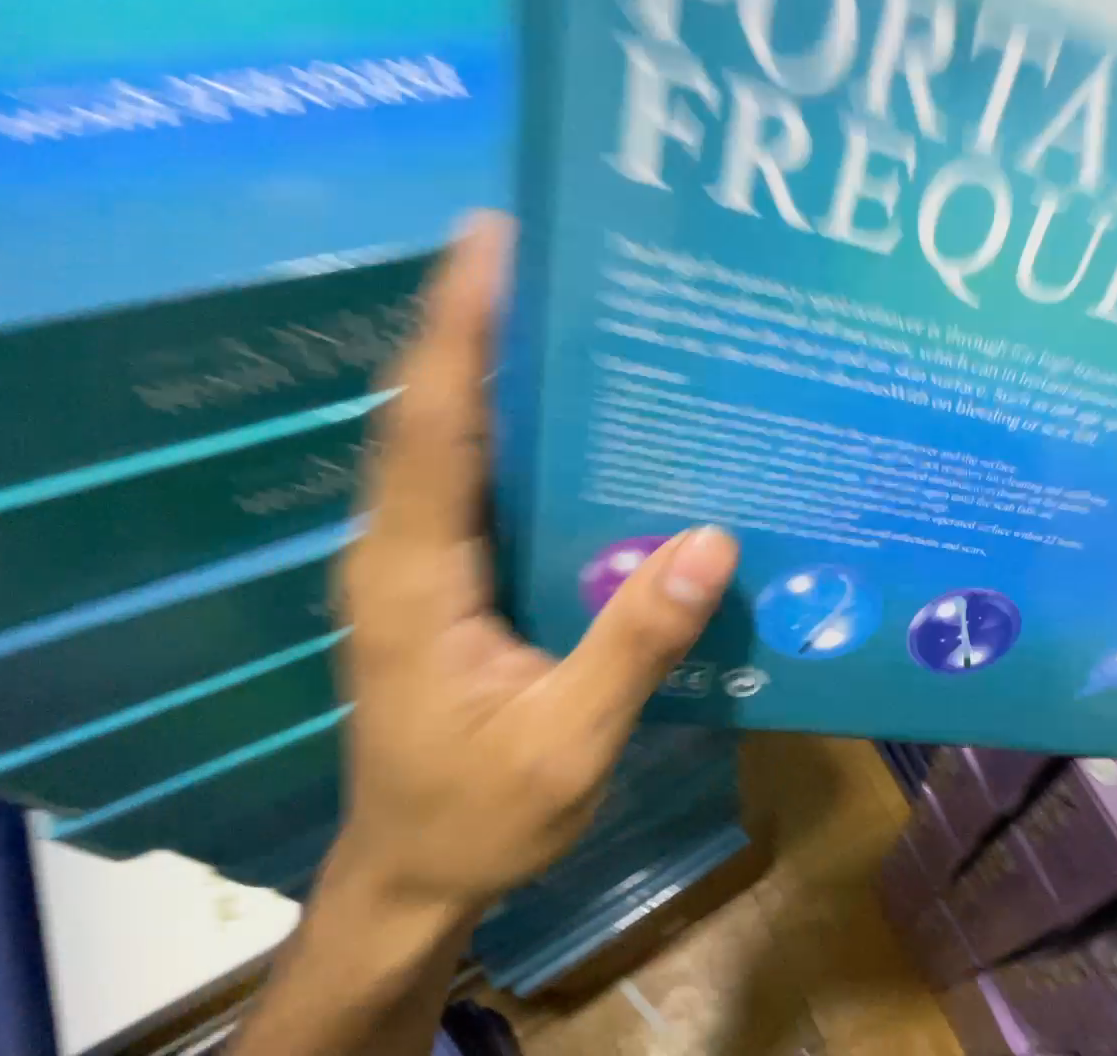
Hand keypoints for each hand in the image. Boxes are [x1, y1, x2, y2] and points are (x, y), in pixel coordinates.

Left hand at [331, 211, 739, 916]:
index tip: (493, 243)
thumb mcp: (567, 742)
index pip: (433, 429)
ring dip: (504, 377)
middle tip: (565, 264)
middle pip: (439, 415)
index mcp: (417, 577)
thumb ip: (634, 645)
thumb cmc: (479, 814)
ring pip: (458, 448)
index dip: (459, 330)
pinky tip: (590, 432)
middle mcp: (406, 550)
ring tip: (582, 321)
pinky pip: (484, 490)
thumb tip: (711, 541)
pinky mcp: (449, 585)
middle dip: (486, 328)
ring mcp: (424, 566)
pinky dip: (522, 442)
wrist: (413, 873)